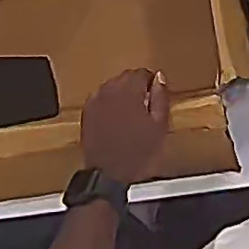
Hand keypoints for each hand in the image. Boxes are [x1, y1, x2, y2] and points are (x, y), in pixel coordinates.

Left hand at [81, 68, 171, 183]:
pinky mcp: (87, 110)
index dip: (152, 83)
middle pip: (126, 76)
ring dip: (122, 94)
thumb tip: (159, 77)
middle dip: (137, 87)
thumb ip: (160, 97)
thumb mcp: (159, 126)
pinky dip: (110, 103)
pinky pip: (102, 98)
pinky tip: (116, 120)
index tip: (155, 97)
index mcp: (129, 89)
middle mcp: (110, 88)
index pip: (142, 72)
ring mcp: (96, 98)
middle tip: (145, 108)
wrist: (108, 175)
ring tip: (131, 116)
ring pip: (113, 86)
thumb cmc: (137, 153)